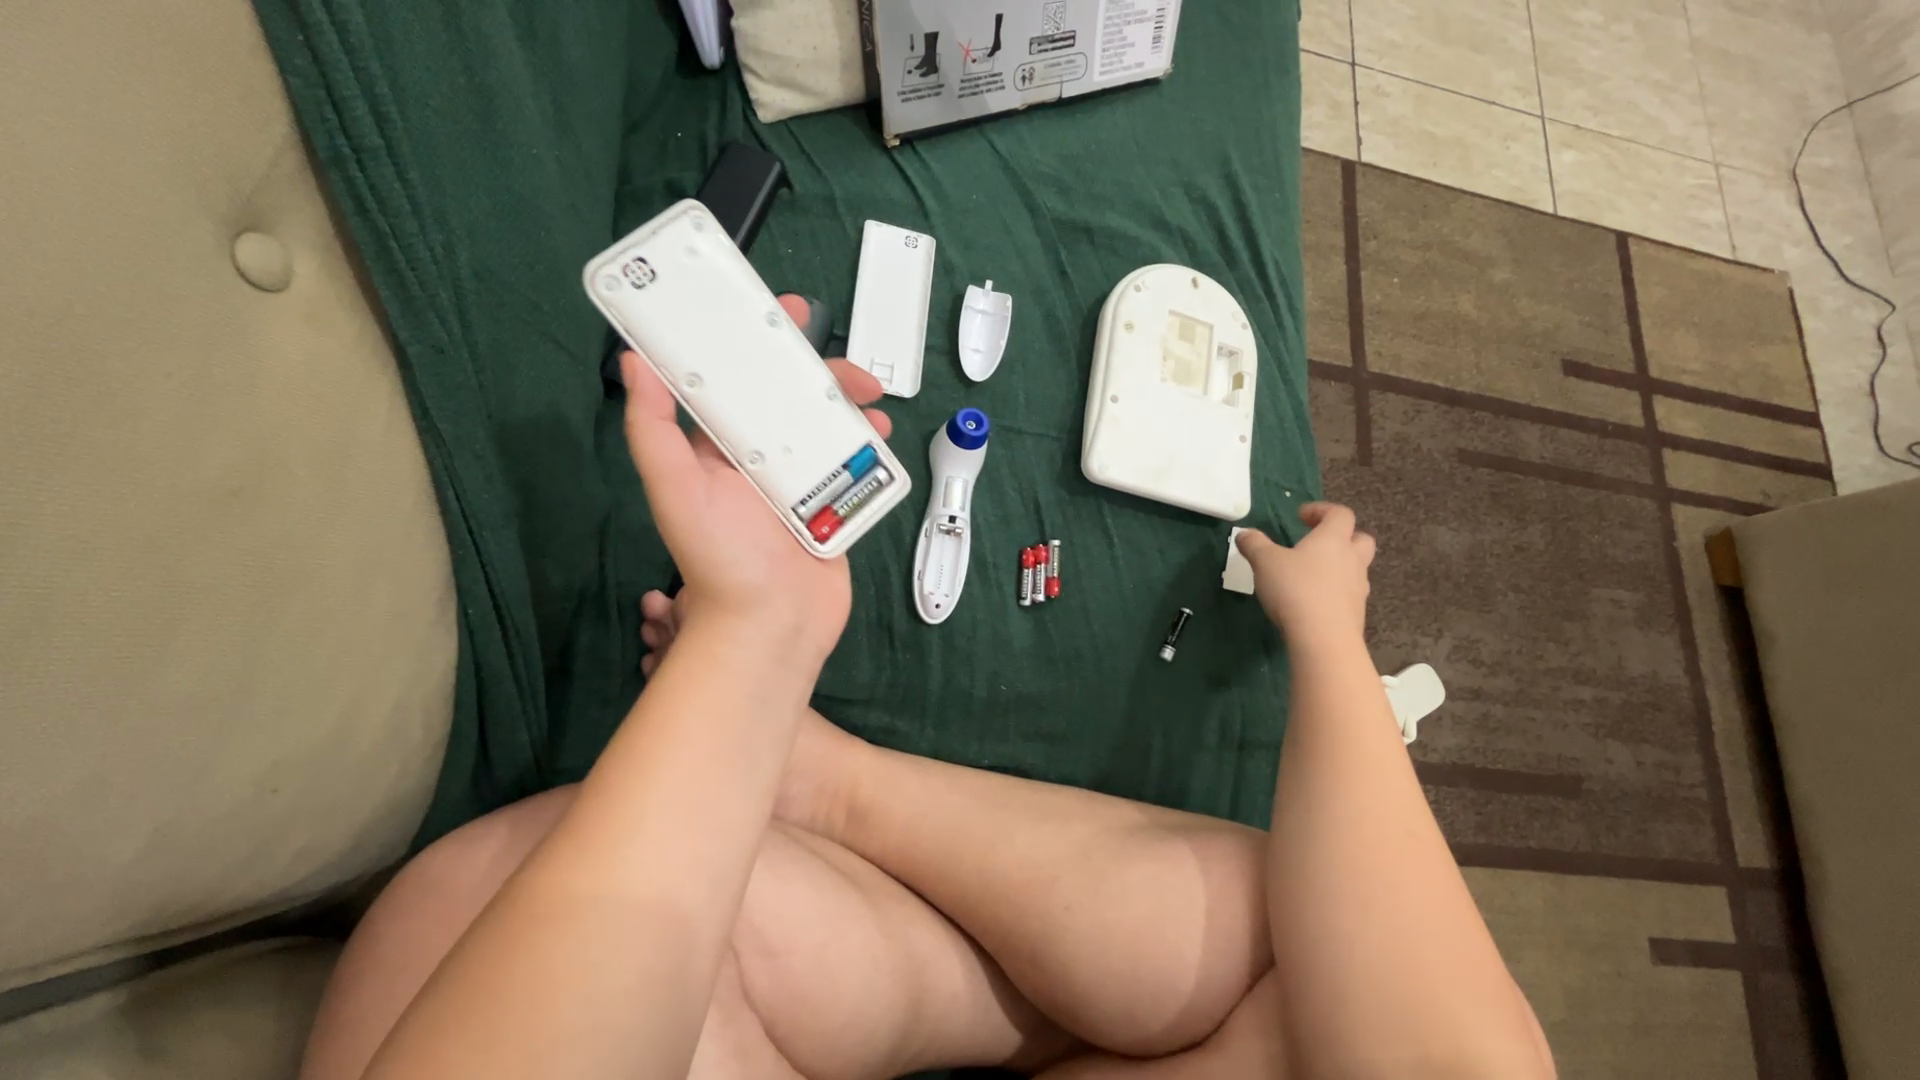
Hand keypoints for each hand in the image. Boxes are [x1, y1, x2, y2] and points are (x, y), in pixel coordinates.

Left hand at [621, 294, 891, 672]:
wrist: (772, 626)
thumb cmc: (721, 559)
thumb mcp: (675, 489)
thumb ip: (654, 428)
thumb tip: (633, 361)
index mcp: (718, 451)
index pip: (734, 383)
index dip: (752, 344)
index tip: (777, 314)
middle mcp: (759, 460)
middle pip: (789, 398)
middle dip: (817, 370)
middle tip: (842, 359)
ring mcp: (800, 482)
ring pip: (828, 426)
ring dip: (850, 404)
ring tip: (872, 398)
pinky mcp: (834, 505)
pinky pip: (854, 463)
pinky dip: (871, 445)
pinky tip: (883, 436)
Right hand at [1235, 502, 1375, 651]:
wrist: (1323, 638)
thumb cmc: (1295, 589)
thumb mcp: (1264, 562)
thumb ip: (1254, 544)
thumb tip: (1244, 534)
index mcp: (1333, 540)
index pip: (1340, 514)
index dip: (1321, 510)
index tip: (1301, 516)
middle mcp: (1352, 560)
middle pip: (1360, 539)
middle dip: (1342, 536)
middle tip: (1318, 543)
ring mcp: (1358, 588)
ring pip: (1356, 568)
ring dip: (1339, 566)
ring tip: (1311, 575)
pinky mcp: (1356, 613)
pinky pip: (1348, 594)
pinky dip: (1334, 592)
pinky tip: (1312, 601)